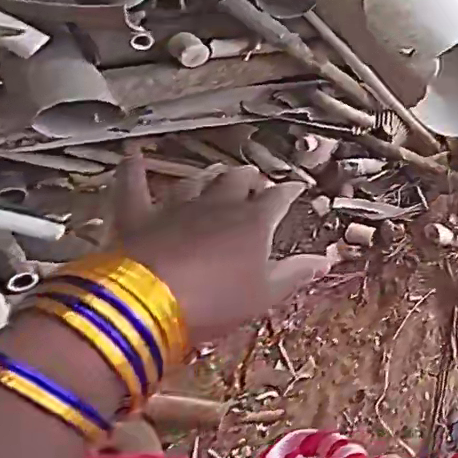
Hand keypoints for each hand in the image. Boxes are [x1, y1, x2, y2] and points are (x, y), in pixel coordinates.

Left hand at [102, 156, 330, 343]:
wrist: (149, 303)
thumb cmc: (216, 300)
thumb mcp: (265, 294)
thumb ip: (295, 273)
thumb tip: (324, 260)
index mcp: (253, 221)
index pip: (279, 197)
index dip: (290, 191)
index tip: (296, 188)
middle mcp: (218, 204)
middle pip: (238, 181)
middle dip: (250, 178)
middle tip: (256, 178)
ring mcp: (176, 206)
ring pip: (196, 180)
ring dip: (209, 175)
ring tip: (218, 171)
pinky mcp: (139, 215)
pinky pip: (134, 185)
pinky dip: (133, 169)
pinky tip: (132, 154)